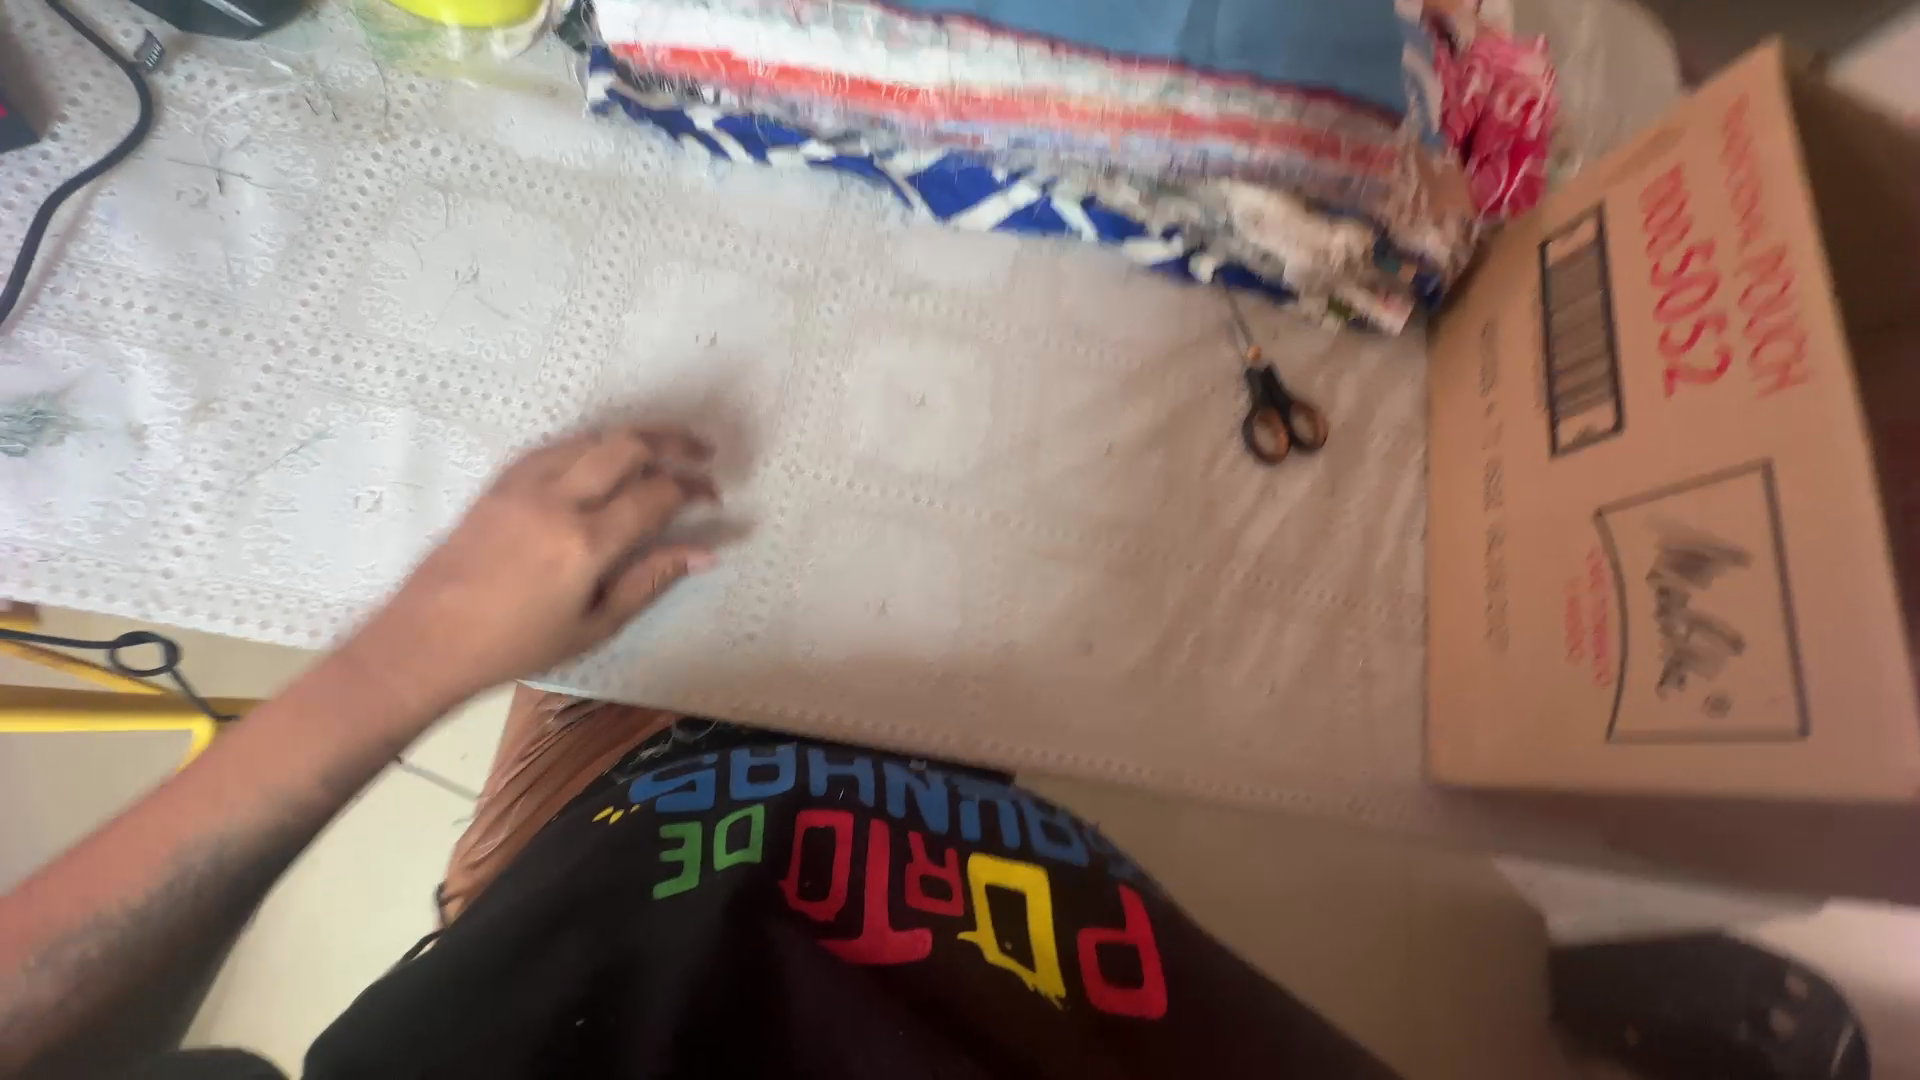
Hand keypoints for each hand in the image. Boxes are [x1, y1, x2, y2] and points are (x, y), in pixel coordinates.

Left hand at [344, 425, 719, 713]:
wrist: (425, 641)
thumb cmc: (518, 645)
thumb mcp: (596, 623)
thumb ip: (652, 578)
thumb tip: (707, 553)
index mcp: (585, 543)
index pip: (657, 494)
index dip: (694, 489)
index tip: (714, 496)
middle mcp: (557, 500)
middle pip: (627, 445)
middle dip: (674, 443)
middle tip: (702, 455)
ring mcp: (523, 485)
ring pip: (592, 436)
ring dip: (636, 437)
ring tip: (665, 448)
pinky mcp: (500, 482)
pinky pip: (558, 445)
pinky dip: (593, 444)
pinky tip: (607, 458)